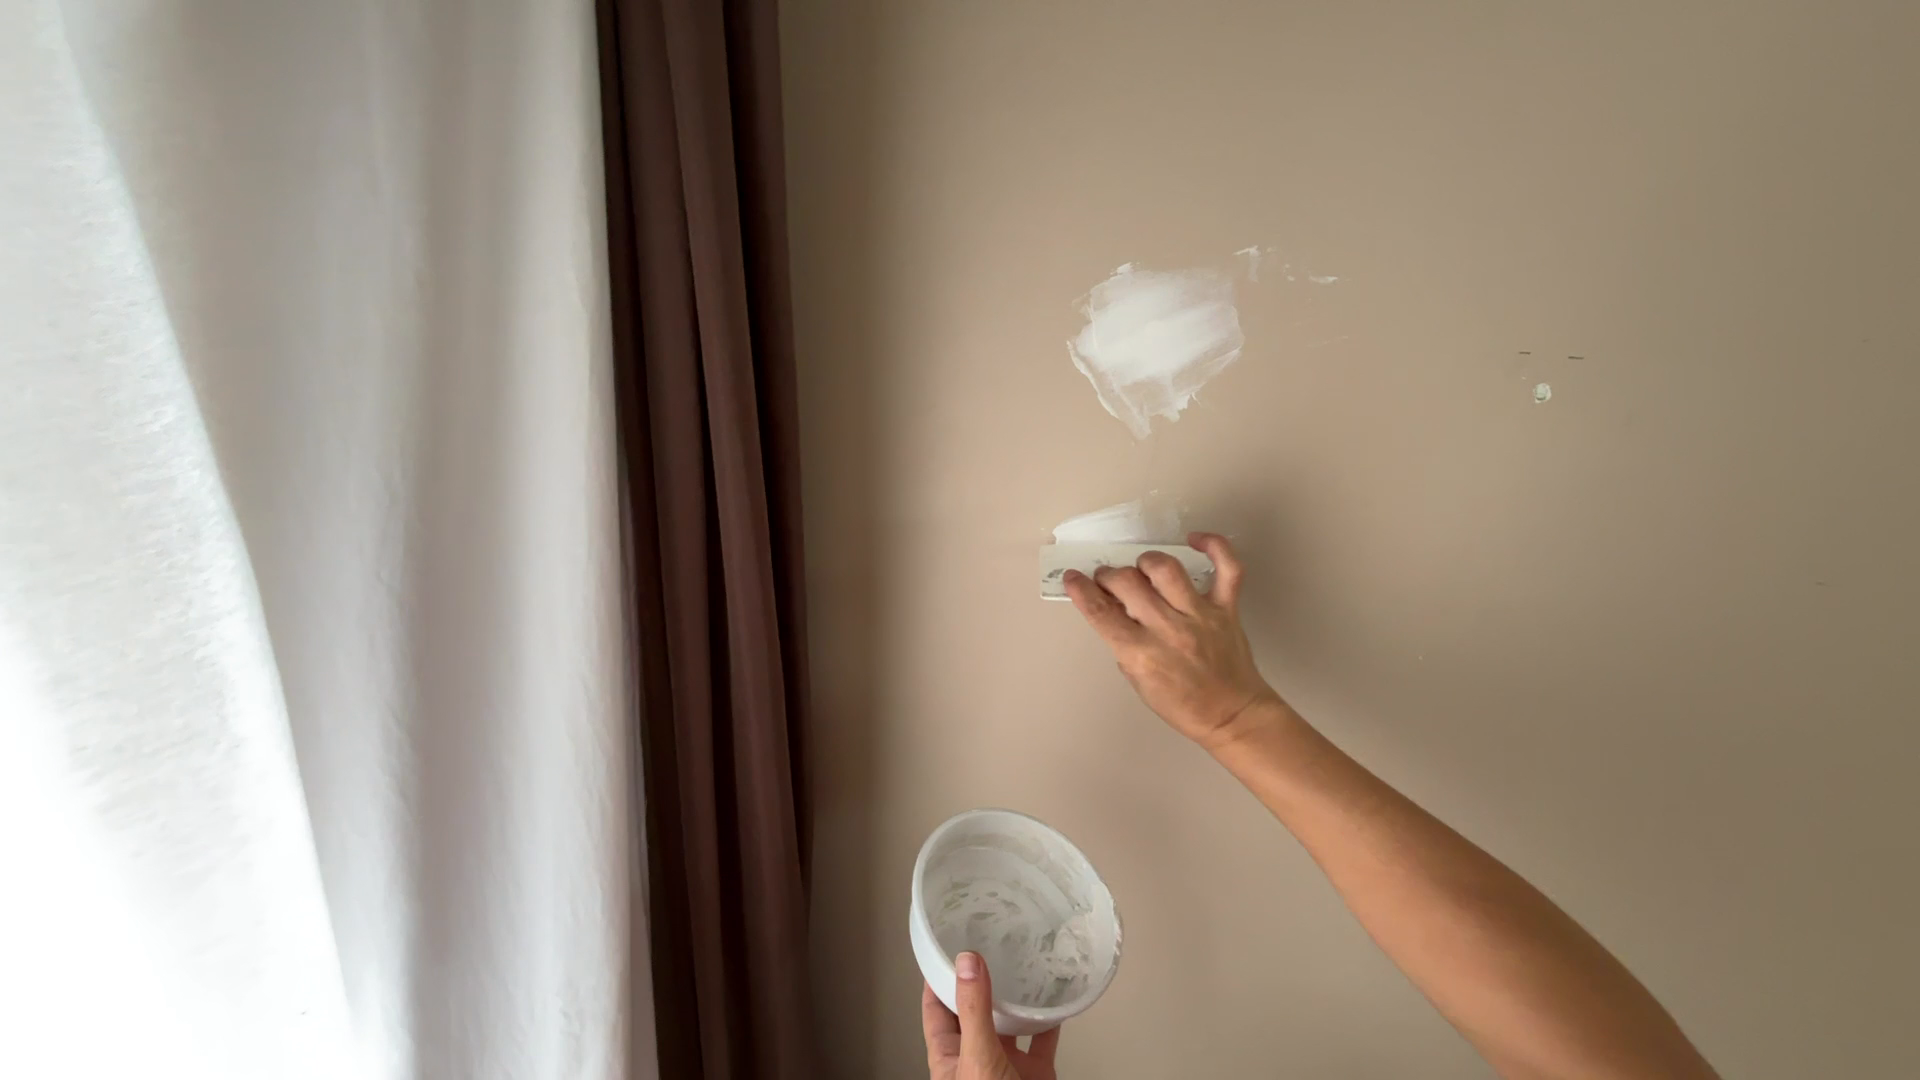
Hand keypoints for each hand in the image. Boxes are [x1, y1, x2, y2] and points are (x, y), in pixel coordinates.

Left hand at [922, 952, 1060, 1079]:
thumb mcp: (978, 1062)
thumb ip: (974, 1012)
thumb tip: (966, 960)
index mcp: (949, 1059)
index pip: (936, 1009)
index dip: (937, 977)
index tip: (946, 942)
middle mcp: (976, 1059)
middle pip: (973, 1010)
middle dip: (980, 980)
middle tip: (989, 941)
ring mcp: (1006, 1068)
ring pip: (1008, 1022)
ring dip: (1015, 997)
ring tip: (1021, 959)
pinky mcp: (1035, 1075)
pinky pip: (1042, 1039)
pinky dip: (1049, 1018)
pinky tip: (1054, 996)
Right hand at [1062, 532, 1282, 749]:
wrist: (1232, 715)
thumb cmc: (1180, 704)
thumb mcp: (1137, 680)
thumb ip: (1123, 643)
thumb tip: (1112, 608)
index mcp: (1142, 654)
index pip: (1101, 613)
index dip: (1080, 590)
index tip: (1073, 578)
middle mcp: (1169, 630)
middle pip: (1128, 583)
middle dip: (1109, 576)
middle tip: (1108, 580)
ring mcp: (1201, 616)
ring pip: (1167, 569)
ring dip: (1145, 562)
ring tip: (1141, 569)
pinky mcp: (1227, 609)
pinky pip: (1228, 568)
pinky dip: (1213, 546)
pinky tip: (1195, 540)